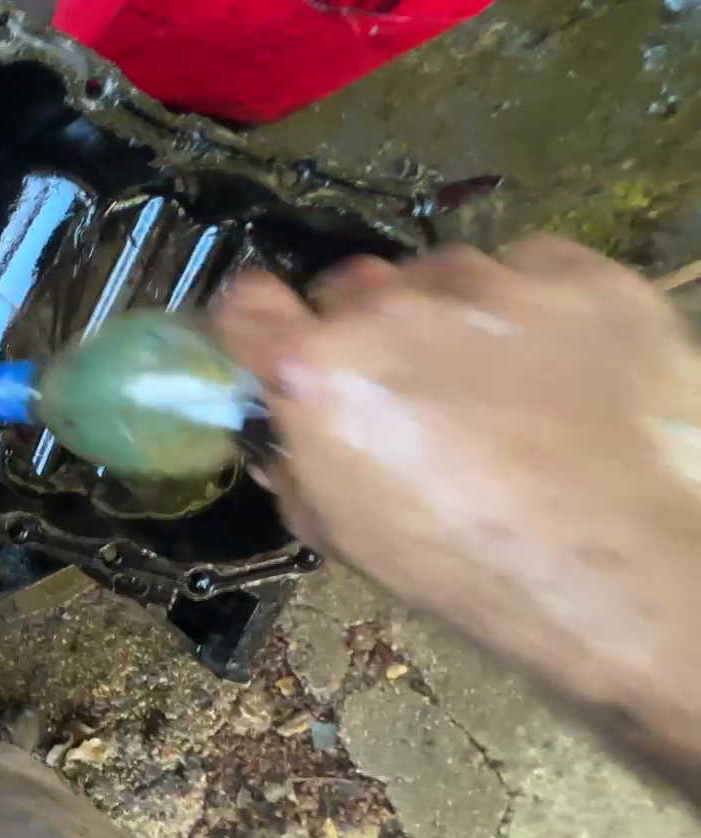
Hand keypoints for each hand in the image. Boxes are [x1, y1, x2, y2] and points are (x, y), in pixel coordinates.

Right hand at [211, 236, 700, 712]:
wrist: (601, 565)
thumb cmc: (440, 555)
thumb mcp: (322, 520)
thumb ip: (290, 460)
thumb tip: (286, 436)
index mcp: (310, 371)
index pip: (245, 302)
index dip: (250, 319)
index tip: (265, 334)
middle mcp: (387, 313)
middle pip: (344, 282)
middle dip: (348, 323)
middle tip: (379, 373)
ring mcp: (490, 289)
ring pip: (434, 271)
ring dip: (432, 309)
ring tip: (470, 364)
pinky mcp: (586, 282)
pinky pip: (527, 263)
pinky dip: (517, 299)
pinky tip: (536, 352)